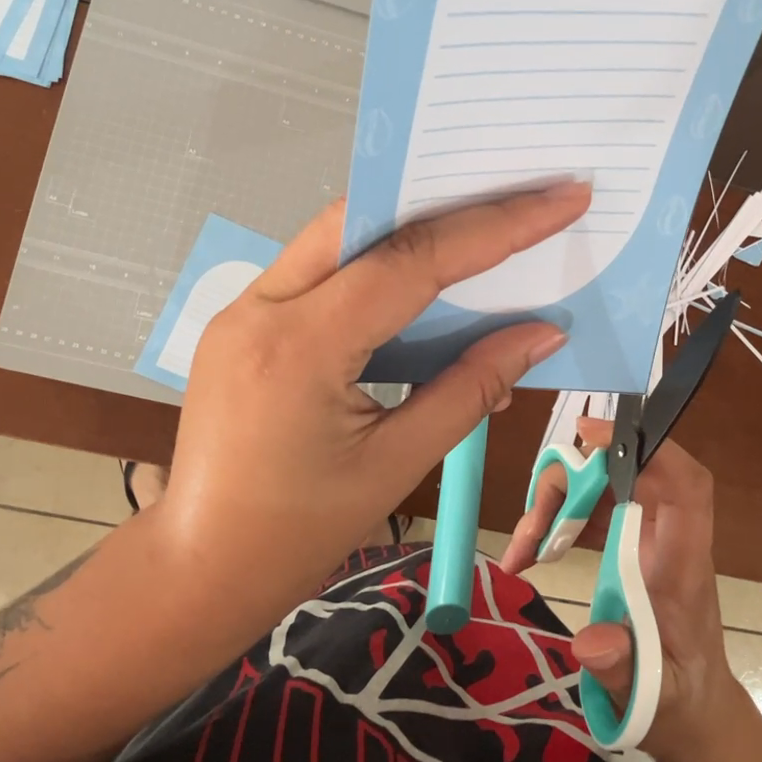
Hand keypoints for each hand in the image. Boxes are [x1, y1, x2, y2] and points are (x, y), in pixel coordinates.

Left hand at [157, 182, 590, 614]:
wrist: (201, 568)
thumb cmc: (299, 534)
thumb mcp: (396, 465)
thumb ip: (470, 389)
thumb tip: (542, 334)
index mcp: (300, 347)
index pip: (410, 261)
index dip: (495, 226)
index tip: (560, 197)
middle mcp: (260, 307)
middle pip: (363, 222)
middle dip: (445, 203)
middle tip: (520, 194)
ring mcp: (241, 311)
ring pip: (334, 238)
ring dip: (406, 228)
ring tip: (478, 228)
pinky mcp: (241, 324)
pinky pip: (315, 272)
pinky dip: (371, 264)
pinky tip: (415, 281)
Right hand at [501, 418, 747, 761]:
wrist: (699, 720)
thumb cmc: (682, 709)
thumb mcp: (654, 701)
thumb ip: (625, 670)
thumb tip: (592, 641)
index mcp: (682, 568)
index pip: (684, 486)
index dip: (645, 447)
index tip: (588, 435)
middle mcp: (669, 544)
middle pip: (628, 477)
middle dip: (572, 483)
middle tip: (529, 528)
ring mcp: (650, 546)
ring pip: (606, 492)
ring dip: (559, 506)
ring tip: (521, 549)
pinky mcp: (633, 555)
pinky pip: (597, 516)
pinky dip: (561, 524)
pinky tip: (531, 554)